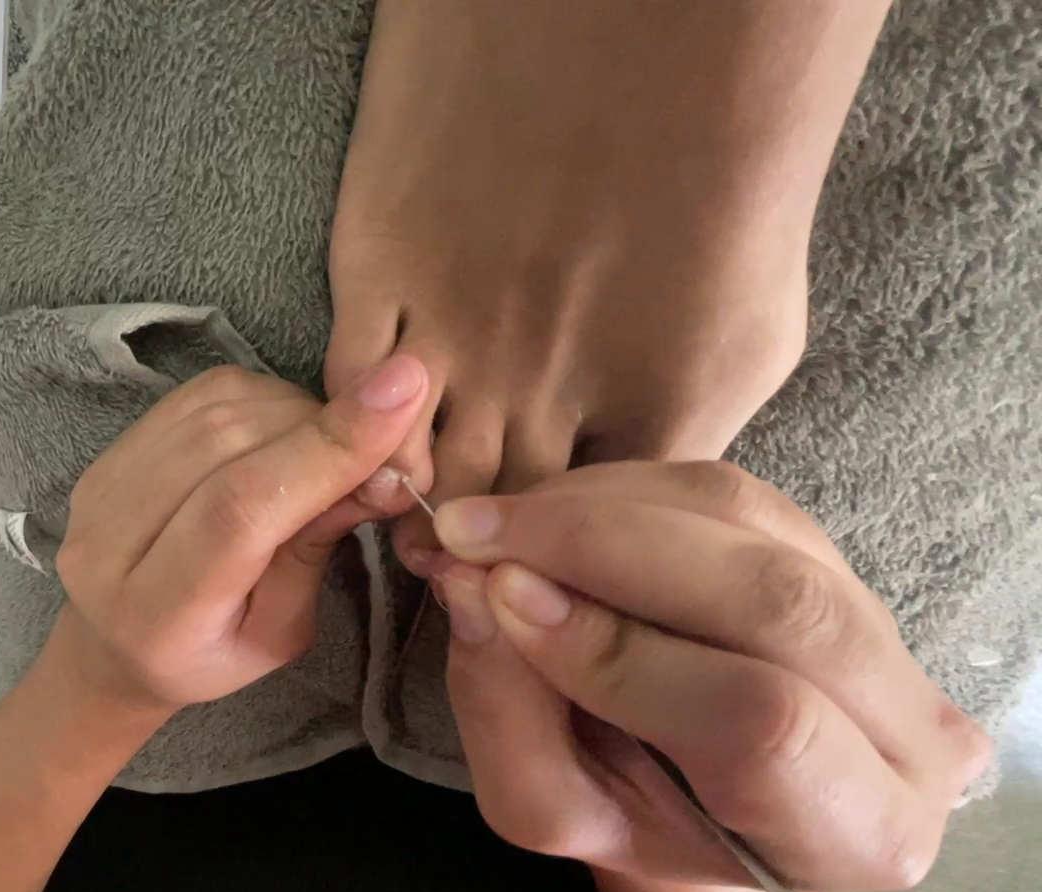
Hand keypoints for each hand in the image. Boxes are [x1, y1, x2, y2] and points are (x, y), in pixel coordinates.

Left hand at [47, 355, 430, 716]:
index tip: (403, 391)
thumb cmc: (205, 656)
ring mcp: (98, 490)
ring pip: (208, 412)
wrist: (114, 646)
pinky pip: (190, 399)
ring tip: (328, 442)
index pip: (238, 510)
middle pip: (224, 446)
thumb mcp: (277, 633)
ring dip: (290, 408)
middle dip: (319, 427)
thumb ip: (313, 553)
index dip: (323, 449)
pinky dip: (254, 398)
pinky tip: (282, 425)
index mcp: (154, 614)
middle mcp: (107, 543)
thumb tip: (379, 469)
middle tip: (379, 439)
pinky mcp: (105, 456)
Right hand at [327, 0, 880, 557]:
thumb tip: (605, 480)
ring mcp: (455, 323)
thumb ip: (678, 414)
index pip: (594, 525)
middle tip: (453, 560)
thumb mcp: (743, 307)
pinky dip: (348, 429)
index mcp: (664, 386)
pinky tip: (357, 441)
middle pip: (499, 507)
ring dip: (406, 505)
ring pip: (413, 467)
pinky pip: (348, 388)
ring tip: (400, 517)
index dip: (557, 559)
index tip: (529, 565)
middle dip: (477, 550)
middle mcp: (552, 375)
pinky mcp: (379, 267)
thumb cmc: (719, 126)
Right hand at [427, 460, 992, 891]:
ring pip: (745, 521)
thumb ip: (501, 707)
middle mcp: (908, 726)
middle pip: (771, 597)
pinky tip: (545, 517)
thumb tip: (473, 584)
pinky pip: (723, 491)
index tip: (495, 599)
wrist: (682, 790)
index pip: (761, 721)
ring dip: (590, 506)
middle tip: (470, 531)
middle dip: (592, 545)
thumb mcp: (535, 800)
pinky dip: (612, 490)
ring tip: (495, 527)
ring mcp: (884, 628)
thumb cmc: (615, 814)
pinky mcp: (830, 556)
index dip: (614, 652)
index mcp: (848, 831)